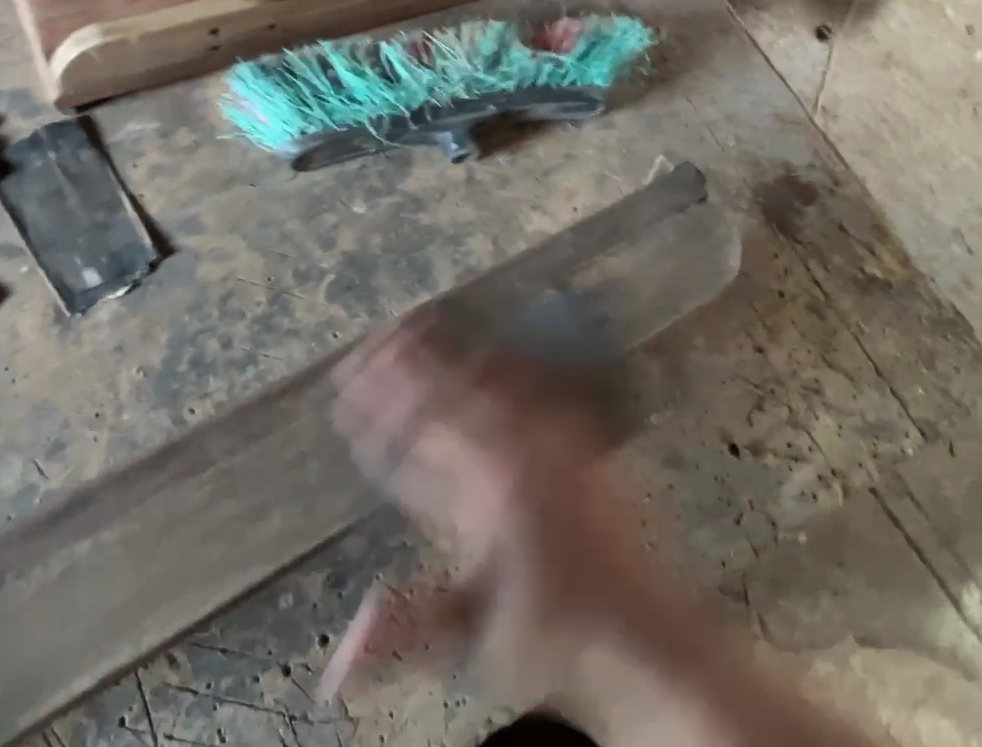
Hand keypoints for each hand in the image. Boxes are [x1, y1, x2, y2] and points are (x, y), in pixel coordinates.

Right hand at [322, 308, 878, 746]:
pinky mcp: (580, 437)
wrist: (645, 634)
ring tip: (412, 323)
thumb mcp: (473, 635)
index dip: (378, 412)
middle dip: (403, 365)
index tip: (345, 388)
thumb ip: (406, 628)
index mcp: (488, 493)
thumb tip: (336, 658)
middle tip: (366, 342)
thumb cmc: (555, 636)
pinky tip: (484, 344)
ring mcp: (555, 438)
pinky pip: (532, 380)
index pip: (418, 437)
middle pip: (450, 393)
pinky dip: (497, 357)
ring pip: (488, 378)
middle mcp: (521, 453)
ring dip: (445, 349)